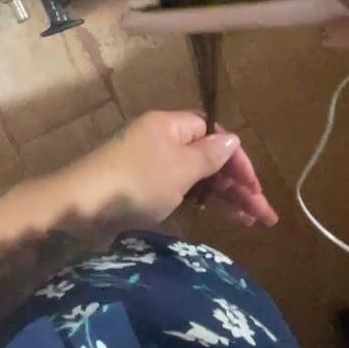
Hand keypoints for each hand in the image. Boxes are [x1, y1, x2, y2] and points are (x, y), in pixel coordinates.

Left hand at [70, 111, 278, 228]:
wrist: (83, 206)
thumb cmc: (136, 181)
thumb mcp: (179, 167)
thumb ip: (208, 155)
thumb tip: (231, 139)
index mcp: (168, 125)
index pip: (211, 133)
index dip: (236, 158)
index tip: (255, 187)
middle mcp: (160, 141)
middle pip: (207, 156)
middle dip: (237, 183)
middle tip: (264, 215)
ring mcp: (151, 166)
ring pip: (197, 177)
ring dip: (225, 196)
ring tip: (253, 222)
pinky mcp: (143, 190)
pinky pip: (182, 191)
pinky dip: (203, 203)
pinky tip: (223, 218)